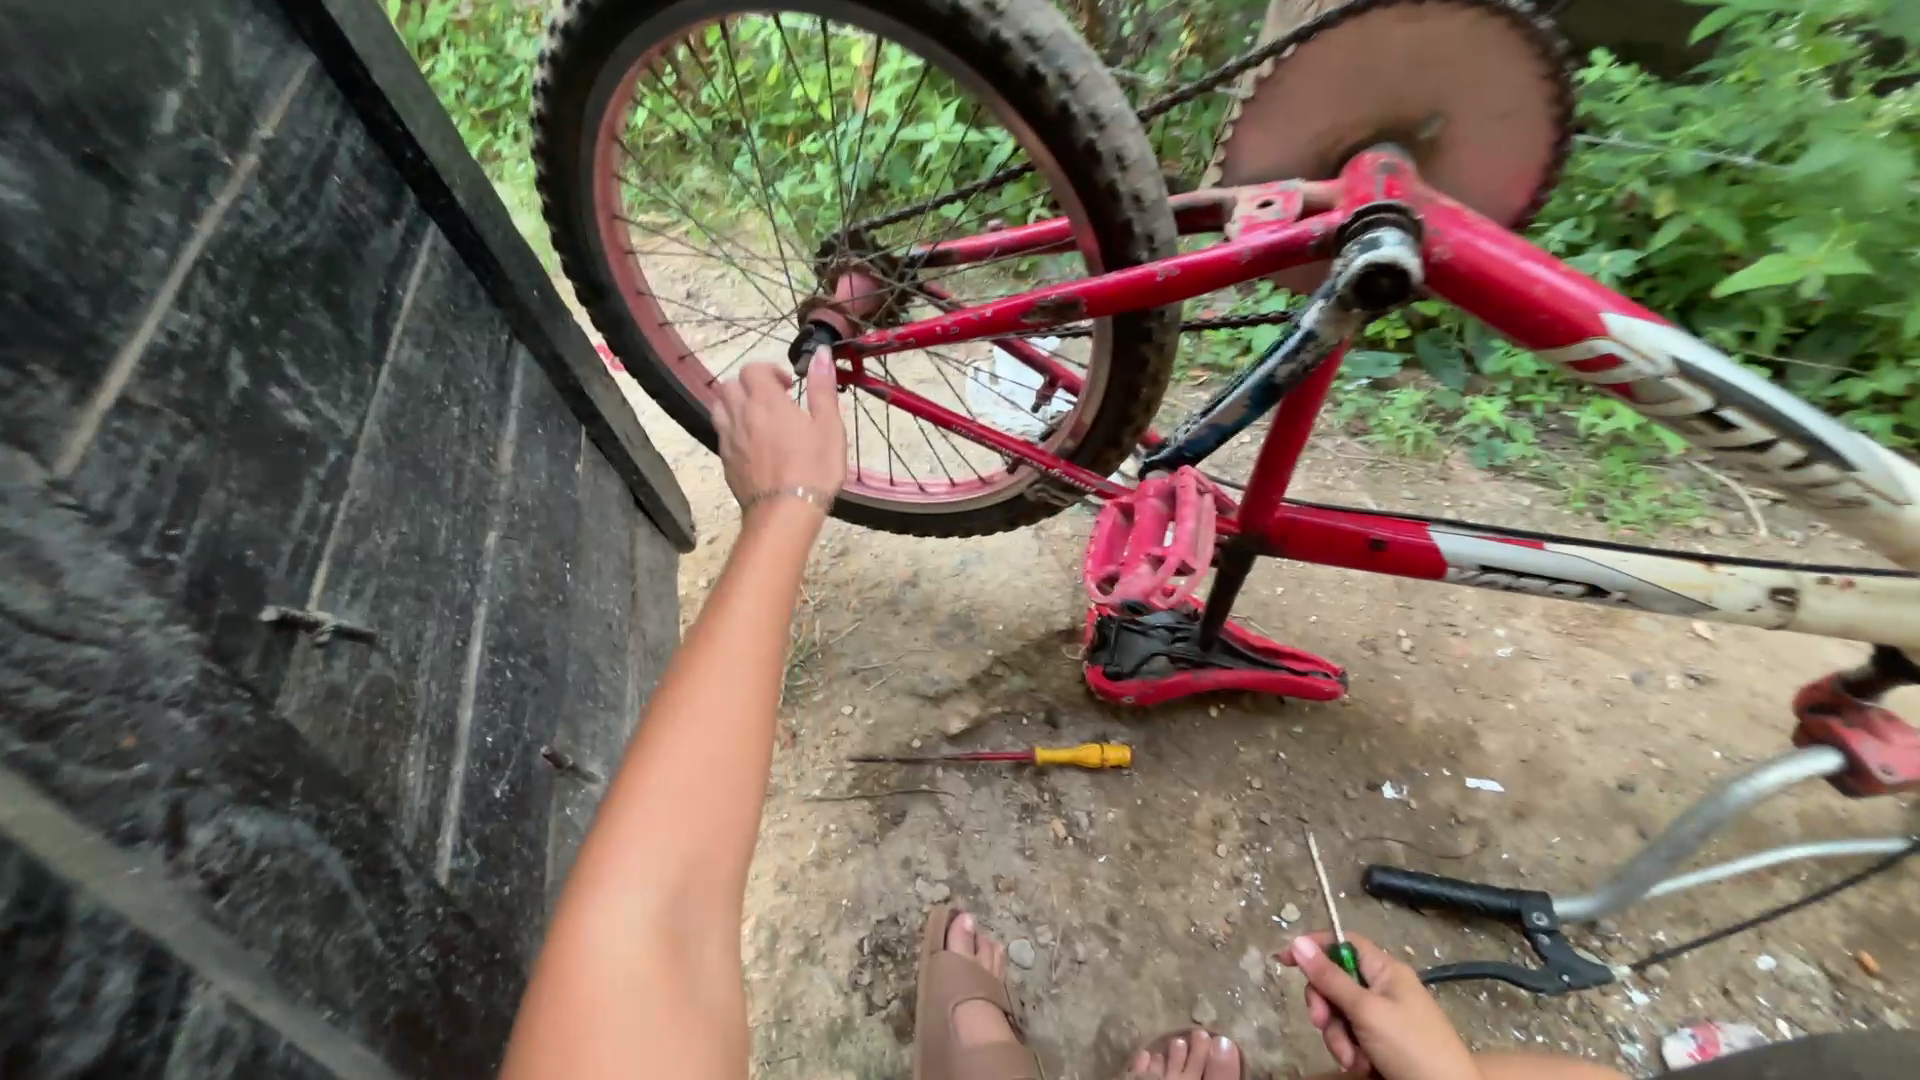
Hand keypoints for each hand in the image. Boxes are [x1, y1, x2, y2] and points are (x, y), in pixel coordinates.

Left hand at [710, 348, 846, 513]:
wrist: (785, 512)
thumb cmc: (814, 468)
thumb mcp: (829, 426)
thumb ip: (823, 388)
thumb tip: (822, 353)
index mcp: (766, 401)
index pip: (753, 369)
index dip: (769, 371)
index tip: (788, 386)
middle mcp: (741, 414)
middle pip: (731, 385)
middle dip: (750, 385)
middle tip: (773, 400)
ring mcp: (728, 438)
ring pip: (719, 407)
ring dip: (736, 404)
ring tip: (758, 418)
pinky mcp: (725, 461)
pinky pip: (721, 433)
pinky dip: (733, 428)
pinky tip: (752, 443)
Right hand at [1279, 934, 1479, 1079]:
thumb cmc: (1412, 1049)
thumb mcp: (1366, 1011)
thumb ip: (1329, 978)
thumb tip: (1297, 941)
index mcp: (1386, 971)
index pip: (1342, 942)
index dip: (1313, 947)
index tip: (1285, 962)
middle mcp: (1384, 989)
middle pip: (1335, 981)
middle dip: (1325, 1006)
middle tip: (1321, 1022)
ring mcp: (1385, 1019)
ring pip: (1340, 1014)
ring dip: (1338, 1036)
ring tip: (1353, 1059)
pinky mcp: (1384, 1045)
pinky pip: (1353, 1038)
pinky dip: (1351, 1052)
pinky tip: (1363, 1068)